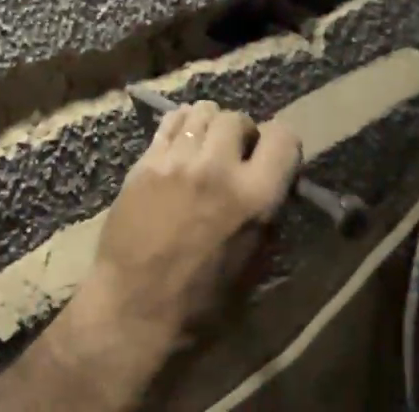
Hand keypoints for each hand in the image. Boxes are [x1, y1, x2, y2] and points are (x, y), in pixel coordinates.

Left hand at [74, 101, 302, 349]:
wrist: (135, 305)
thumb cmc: (203, 302)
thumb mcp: (255, 263)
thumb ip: (266, 214)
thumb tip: (271, 184)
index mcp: (254, 197)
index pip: (283, 138)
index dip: (281, 145)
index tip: (272, 158)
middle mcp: (216, 168)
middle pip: (236, 118)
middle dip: (241, 133)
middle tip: (235, 155)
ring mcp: (176, 160)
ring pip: (201, 112)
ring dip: (209, 125)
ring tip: (206, 147)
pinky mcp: (145, 161)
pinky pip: (168, 122)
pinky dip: (180, 125)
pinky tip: (180, 144)